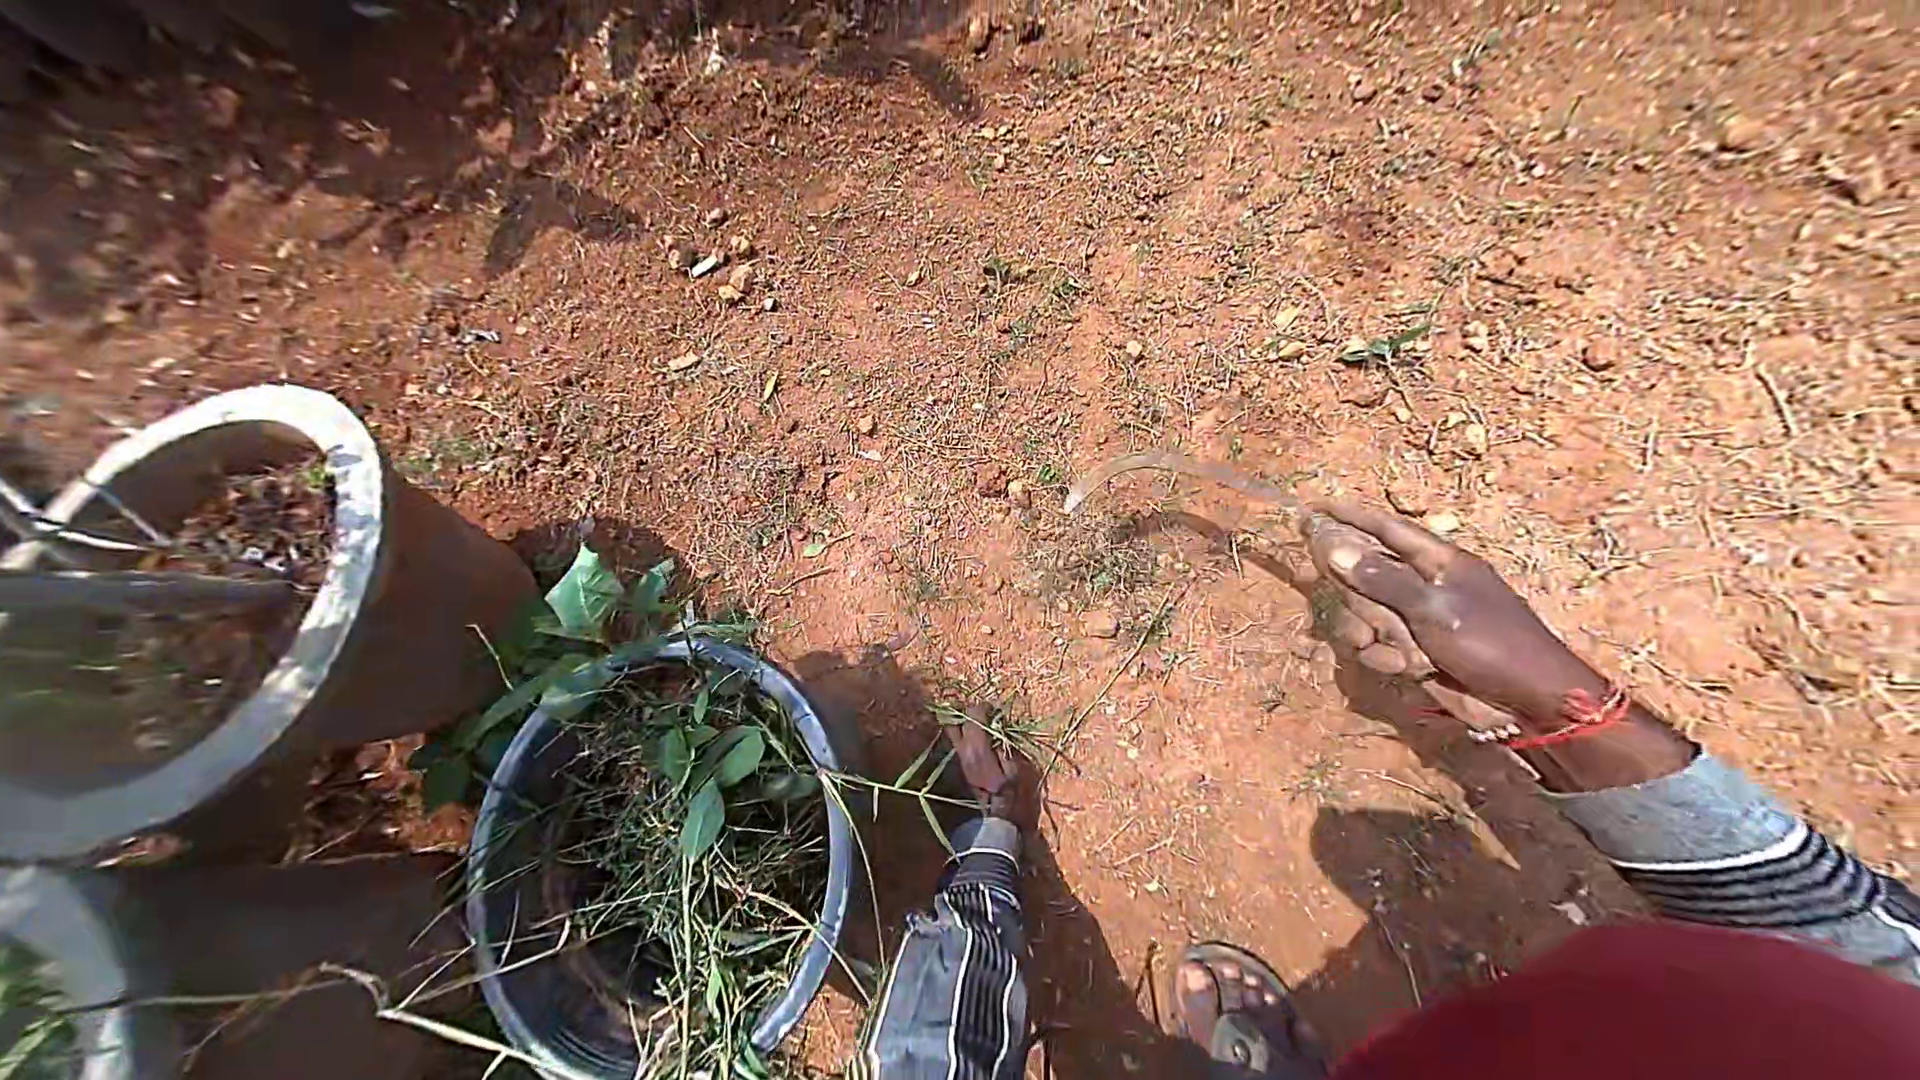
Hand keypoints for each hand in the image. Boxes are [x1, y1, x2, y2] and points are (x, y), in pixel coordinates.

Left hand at [941, 705, 1033, 828]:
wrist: (989, 818)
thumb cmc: (1005, 794)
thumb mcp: (1013, 768)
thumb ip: (1004, 747)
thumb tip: (997, 733)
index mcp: (977, 747)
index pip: (974, 714)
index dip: (983, 707)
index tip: (992, 709)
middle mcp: (961, 749)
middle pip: (953, 718)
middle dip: (965, 712)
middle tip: (978, 714)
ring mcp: (954, 757)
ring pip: (949, 731)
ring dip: (959, 724)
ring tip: (972, 725)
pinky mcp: (952, 766)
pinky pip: (951, 744)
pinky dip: (958, 737)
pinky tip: (968, 740)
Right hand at [1302, 501, 1603, 723]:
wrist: (1531, 704)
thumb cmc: (1492, 645)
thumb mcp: (1435, 609)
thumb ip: (1381, 580)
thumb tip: (1333, 549)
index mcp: (1438, 562)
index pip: (1386, 528)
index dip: (1349, 516)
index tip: (1315, 507)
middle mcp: (1422, 585)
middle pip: (1363, 575)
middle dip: (1355, 597)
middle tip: (1359, 611)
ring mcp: (1416, 618)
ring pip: (1362, 613)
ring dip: (1368, 633)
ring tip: (1388, 647)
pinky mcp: (1411, 647)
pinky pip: (1374, 644)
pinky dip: (1384, 656)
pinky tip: (1406, 667)